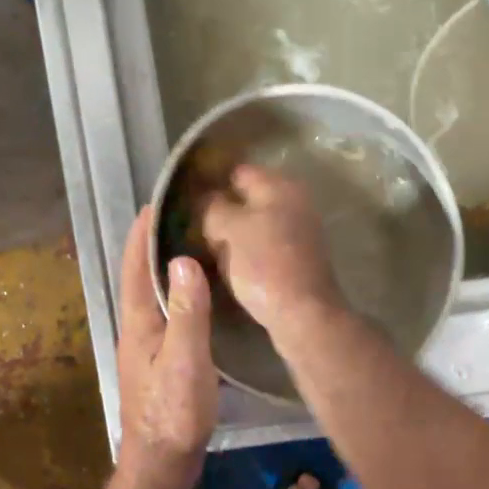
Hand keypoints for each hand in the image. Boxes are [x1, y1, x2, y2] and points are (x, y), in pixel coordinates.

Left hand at [116, 206, 217, 471]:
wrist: (163, 462)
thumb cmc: (173, 413)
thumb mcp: (185, 361)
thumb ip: (186, 313)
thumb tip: (184, 260)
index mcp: (139, 322)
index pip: (135, 264)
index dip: (144, 231)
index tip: (161, 200)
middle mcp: (138, 329)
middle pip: (144, 276)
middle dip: (160, 244)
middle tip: (189, 218)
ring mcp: (148, 348)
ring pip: (157, 297)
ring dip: (171, 270)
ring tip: (200, 247)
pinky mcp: (163, 364)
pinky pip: (170, 316)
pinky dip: (183, 296)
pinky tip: (204, 299)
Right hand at [200, 166, 346, 333]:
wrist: (303, 315)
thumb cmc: (264, 266)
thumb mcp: (228, 229)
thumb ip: (211, 207)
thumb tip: (202, 200)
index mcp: (280, 186)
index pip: (238, 172)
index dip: (210, 183)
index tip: (186, 201)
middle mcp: (294, 204)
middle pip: (246, 200)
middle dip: (220, 213)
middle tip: (191, 229)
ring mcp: (298, 234)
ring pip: (254, 227)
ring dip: (231, 237)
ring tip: (204, 250)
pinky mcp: (296, 262)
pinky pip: (263, 250)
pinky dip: (246, 256)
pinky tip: (228, 269)